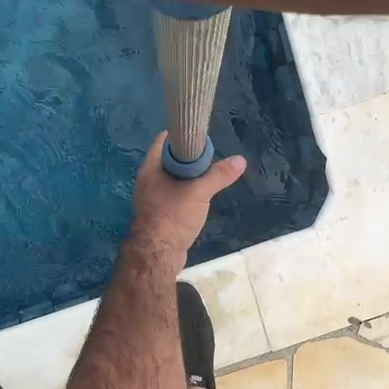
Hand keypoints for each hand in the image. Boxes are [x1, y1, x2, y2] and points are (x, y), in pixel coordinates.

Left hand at [125, 133, 246, 273]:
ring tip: (211, 174)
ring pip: (174, 179)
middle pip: (170, 160)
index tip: (201, 134)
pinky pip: (175, 195)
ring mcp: (153, 198)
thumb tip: (240, 160)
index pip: (164, 141)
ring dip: (190, 177)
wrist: (158, 254)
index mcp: (150, 168)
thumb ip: (218, 175)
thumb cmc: (173, 216)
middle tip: (212, 155)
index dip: (181, 134)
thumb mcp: (199, 192)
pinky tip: (202, 196)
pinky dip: (188, 192)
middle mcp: (148, 180)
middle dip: (190, 157)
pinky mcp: (160, 213)